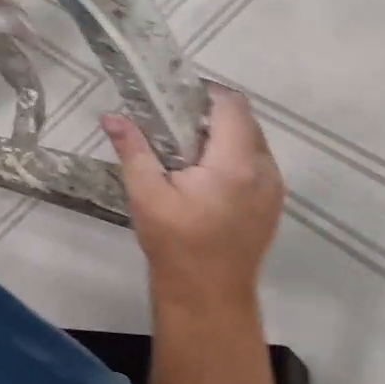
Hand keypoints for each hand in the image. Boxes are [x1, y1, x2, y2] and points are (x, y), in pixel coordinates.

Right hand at [104, 84, 284, 310]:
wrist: (208, 292)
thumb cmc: (175, 241)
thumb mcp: (145, 193)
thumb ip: (133, 149)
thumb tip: (111, 116)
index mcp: (235, 164)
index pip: (232, 106)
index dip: (206, 92)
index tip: (173, 94)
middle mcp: (263, 171)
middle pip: (244, 121)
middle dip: (209, 112)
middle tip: (169, 117)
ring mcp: (273, 188)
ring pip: (252, 141)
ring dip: (221, 133)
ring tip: (182, 144)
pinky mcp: (271, 202)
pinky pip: (255, 162)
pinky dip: (230, 153)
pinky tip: (199, 170)